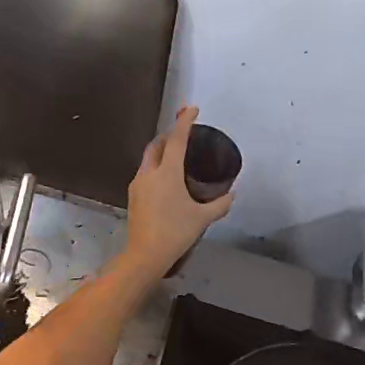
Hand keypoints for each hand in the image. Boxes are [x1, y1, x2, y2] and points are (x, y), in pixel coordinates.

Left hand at [122, 106, 234, 278]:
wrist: (145, 255)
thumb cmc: (175, 233)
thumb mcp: (202, 218)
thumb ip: (219, 205)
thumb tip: (231, 195)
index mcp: (167, 172)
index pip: (176, 139)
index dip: (185, 122)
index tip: (191, 109)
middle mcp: (149, 173)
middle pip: (156, 145)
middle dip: (168, 135)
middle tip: (182, 133)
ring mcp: (137, 185)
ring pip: (148, 159)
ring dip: (160, 152)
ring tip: (174, 155)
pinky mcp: (133, 197)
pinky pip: (144, 174)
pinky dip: (155, 168)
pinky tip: (164, 179)